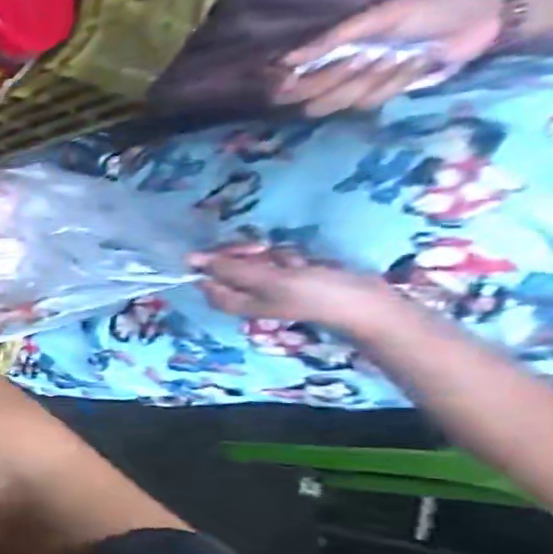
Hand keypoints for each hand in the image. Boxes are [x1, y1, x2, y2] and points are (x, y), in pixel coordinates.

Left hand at [191, 244, 409, 335]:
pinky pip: (274, 259)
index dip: (215, 259)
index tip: (235, 251)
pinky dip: (287, 258)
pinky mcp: (284, 276)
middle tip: (263, 250)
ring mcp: (263, 284)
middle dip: (244, 254)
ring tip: (293, 264)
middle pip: (224, 264)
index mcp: (229, 300)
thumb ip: (227, 268)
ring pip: (251, 258)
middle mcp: (241, 293)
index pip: (202, 275)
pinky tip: (304, 263)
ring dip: (271, 256)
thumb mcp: (267, 280)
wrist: (363, 303)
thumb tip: (189, 258)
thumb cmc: (312, 294)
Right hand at [275, 0, 507, 115]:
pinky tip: (416, 64)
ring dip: (370, 79)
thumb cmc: (431, 7)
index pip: (286, 80)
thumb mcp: (381, 16)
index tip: (290, 81)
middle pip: (306, 98)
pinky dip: (395, 82)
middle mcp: (333, 72)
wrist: (484, 17)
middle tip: (366, 57)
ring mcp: (357, 86)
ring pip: (337, 103)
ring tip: (398, 56)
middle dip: (334, 80)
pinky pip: (371, 102)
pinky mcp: (382, 95)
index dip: (285, 84)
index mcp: (327, 51)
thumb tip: (284, 61)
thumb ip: (332, 39)